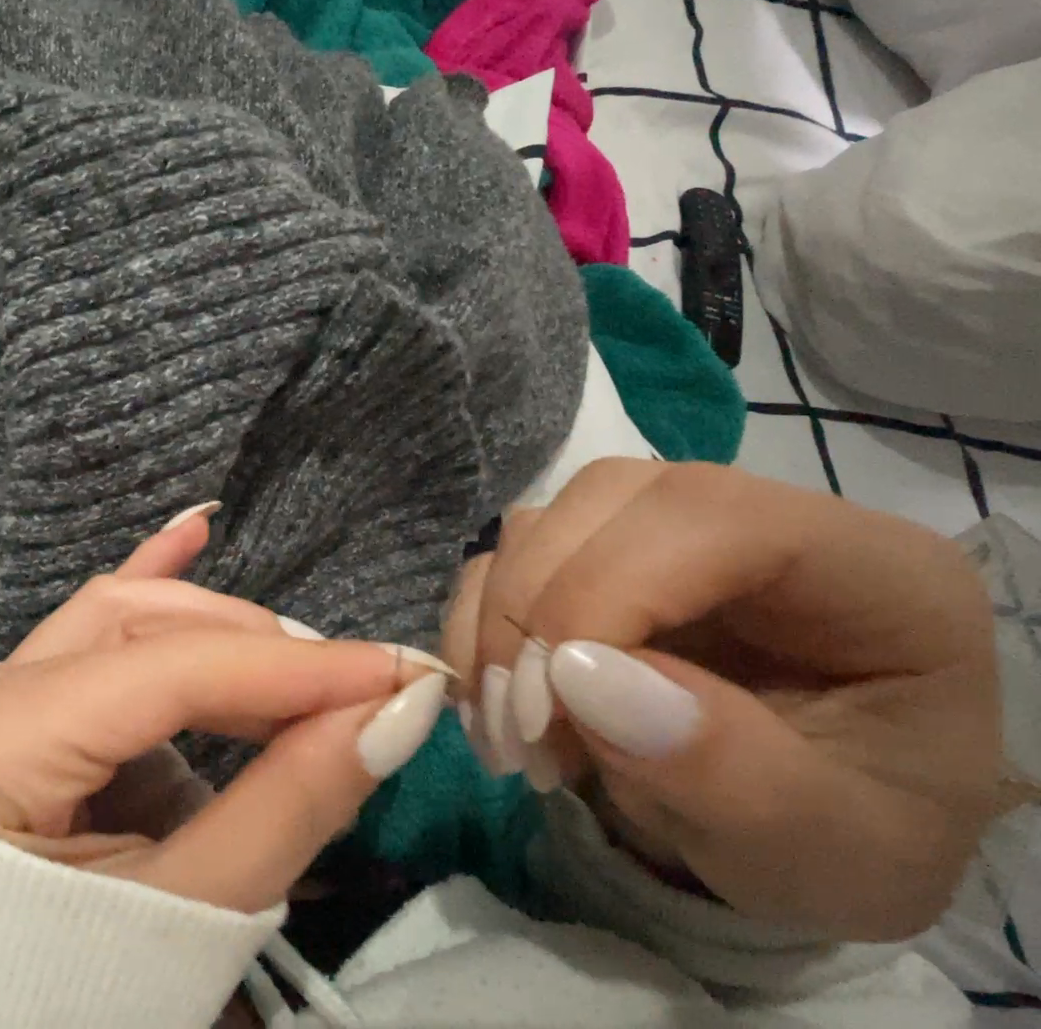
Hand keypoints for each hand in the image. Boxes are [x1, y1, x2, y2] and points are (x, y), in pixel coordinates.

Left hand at [0, 505, 452, 913]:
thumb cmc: (62, 984)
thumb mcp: (182, 913)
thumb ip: (283, 808)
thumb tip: (391, 713)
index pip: (163, 671)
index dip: (289, 668)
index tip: (400, 674)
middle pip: (136, 628)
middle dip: (253, 652)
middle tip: (353, 694)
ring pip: (119, 625)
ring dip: (216, 644)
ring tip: (298, 683)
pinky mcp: (11, 706)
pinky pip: (86, 636)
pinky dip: (149, 588)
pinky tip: (192, 529)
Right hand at [442, 459, 1001, 939]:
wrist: (790, 845)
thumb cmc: (841, 845)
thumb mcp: (823, 850)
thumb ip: (726, 770)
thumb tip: (578, 672)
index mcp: (875, 574)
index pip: (713, 517)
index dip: (608, 589)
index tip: (549, 705)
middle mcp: (761, 527)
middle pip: (609, 501)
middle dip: (533, 610)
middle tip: (520, 732)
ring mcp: (665, 540)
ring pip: (542, 525)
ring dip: (496, 627)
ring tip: (511, 736)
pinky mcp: (593, 565)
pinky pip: (501, 563)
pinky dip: (475, 632)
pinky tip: (492, 707)